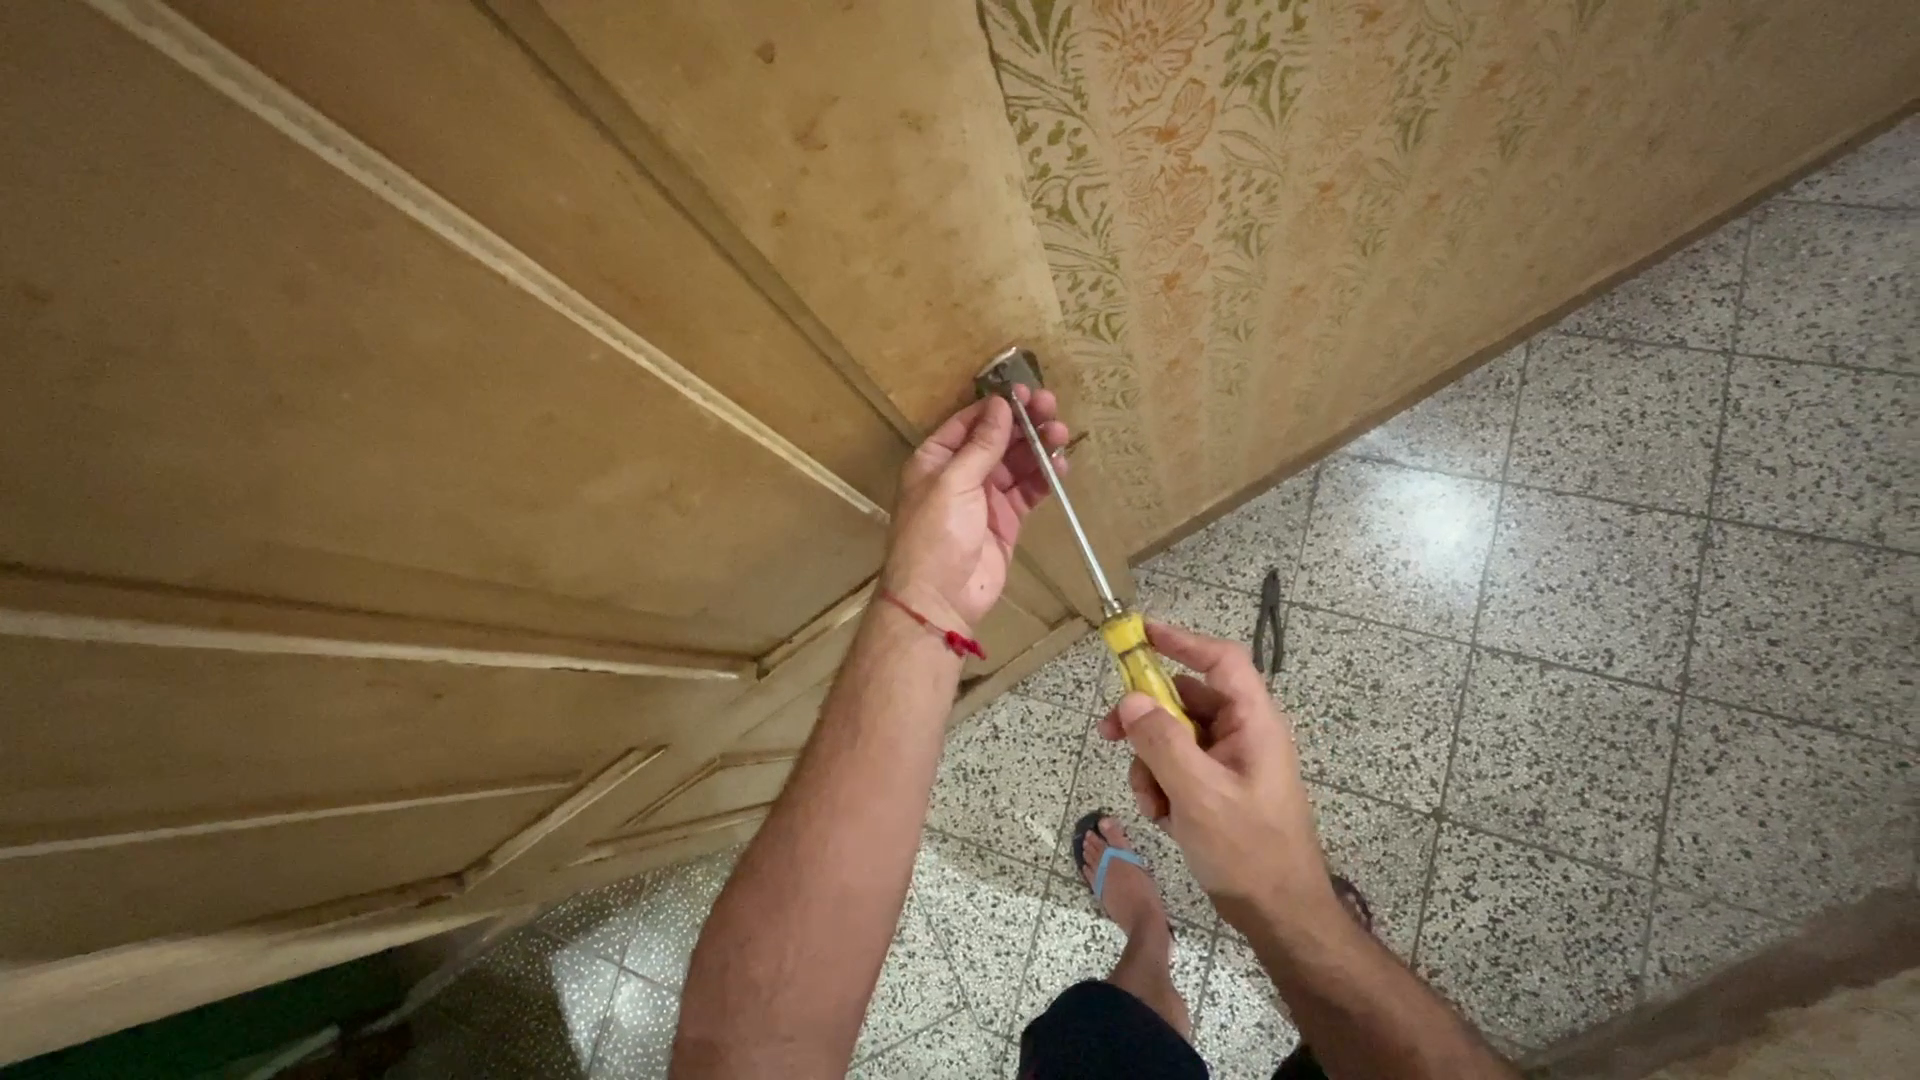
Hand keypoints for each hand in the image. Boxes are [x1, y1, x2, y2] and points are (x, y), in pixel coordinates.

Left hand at [882, 386, 1067, 628]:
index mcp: (935, 461)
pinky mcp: (1006, 521)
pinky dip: (1043, 478)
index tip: (1023, 391)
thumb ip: (981, 446)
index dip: (995, 407)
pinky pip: (1028, 492)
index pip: (967, 423)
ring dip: (1037, 447)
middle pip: (996, 440)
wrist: (939, 598)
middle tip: (1050, 405)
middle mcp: (959, 475)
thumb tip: (999, 405)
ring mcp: (984, 499)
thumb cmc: (935, 534)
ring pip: (1015, 464)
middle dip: (1023, 423)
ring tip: (1060, 432)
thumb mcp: (954, 483)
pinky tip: (1060, 464)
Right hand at [1096, 621, 1333, 931]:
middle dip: (1146, 720)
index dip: (1183, 641)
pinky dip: (1162, 785)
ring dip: (1151, 763)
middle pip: (1185, 701)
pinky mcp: (1219, 788)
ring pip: (1175, 737)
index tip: (1141, 634)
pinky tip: (1161, 817)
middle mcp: (1243, 734)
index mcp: (1253, 723)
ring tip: (1149, 801)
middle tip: (1108, 735)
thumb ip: (1161, 742)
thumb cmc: (1249, 849)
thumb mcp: (1198, 793)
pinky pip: (1179, 767)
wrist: (1280, 915)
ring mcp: (1231, 763)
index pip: (1221, 661)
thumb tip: (1129, 701)